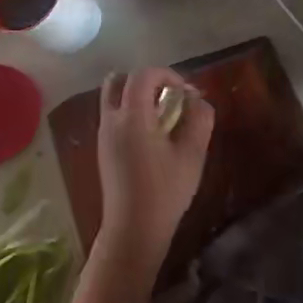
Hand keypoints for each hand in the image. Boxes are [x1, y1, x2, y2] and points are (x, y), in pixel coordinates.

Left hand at [95, 69, 214, 272]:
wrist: (133, 228)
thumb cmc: (165, 191)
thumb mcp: (193, 154)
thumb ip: (200, 119)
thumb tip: (197, 100)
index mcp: (132, 116)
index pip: (143, 74)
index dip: (168, 74)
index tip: (186, 93)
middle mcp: (111, 119)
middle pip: (119, 80)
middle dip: (147, 80)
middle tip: (169, 97)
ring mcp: (103, 134)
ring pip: (113, 97)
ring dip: (137, 96)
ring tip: (163, 117)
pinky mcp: (103, 148)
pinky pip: (113, 115)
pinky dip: (130, 112)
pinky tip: (152, 136)